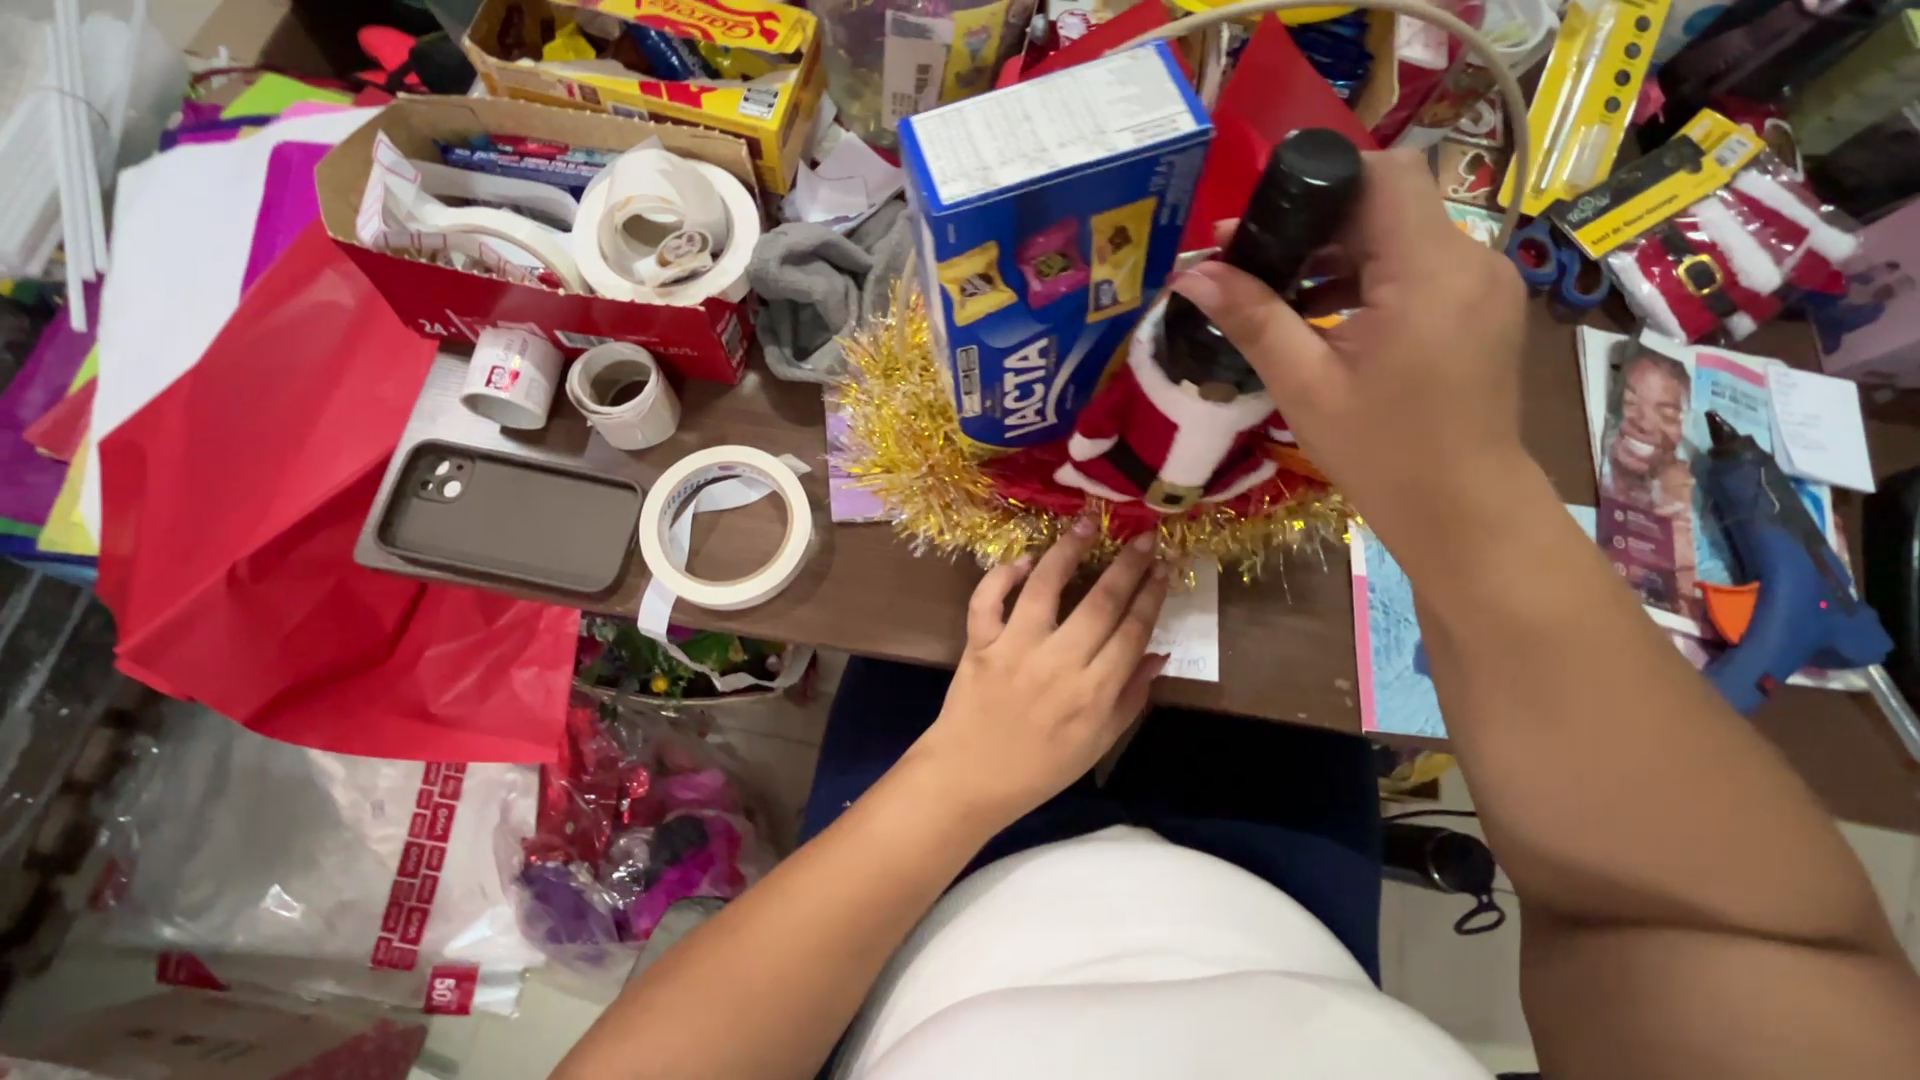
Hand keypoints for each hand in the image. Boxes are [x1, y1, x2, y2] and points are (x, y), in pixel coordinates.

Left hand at [900, 520, 1169, 829]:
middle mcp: (1058, 664)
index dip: (1153, 594)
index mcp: (1094, 692)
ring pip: (1045, 589)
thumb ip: (1131, 697)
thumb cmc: (1041, 767)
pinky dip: (1002, 576)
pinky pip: (987, 601)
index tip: (1166, 565)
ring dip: (1068, 552)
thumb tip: (1161, 654)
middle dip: (1128, 565)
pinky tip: (1025, 561)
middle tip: (1145, 535)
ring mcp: (1015, 650)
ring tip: (1085, 524)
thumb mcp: (1099, 743)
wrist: (971, 778)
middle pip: (1100, 603)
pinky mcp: (979, 645)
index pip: (1133, 631)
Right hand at [1170, 150, 1531, 558]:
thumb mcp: (1303, 385)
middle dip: (1320, 222)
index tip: (1266, 215)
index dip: (1325, 177)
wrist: (1461, 509)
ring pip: (1405, 236)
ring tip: (1284, 294)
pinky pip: (1422, 269)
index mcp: (1427, 271)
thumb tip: (1190, 274)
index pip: (1386, 173)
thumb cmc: (1379, 451)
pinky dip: (1373, 280)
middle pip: (1390, 203)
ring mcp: (1485, 284)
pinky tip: (1330, 319)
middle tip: (1255, 259)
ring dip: (1342, 254)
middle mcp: (1470, 260)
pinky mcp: (1484, 309)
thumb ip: (1252, 318)